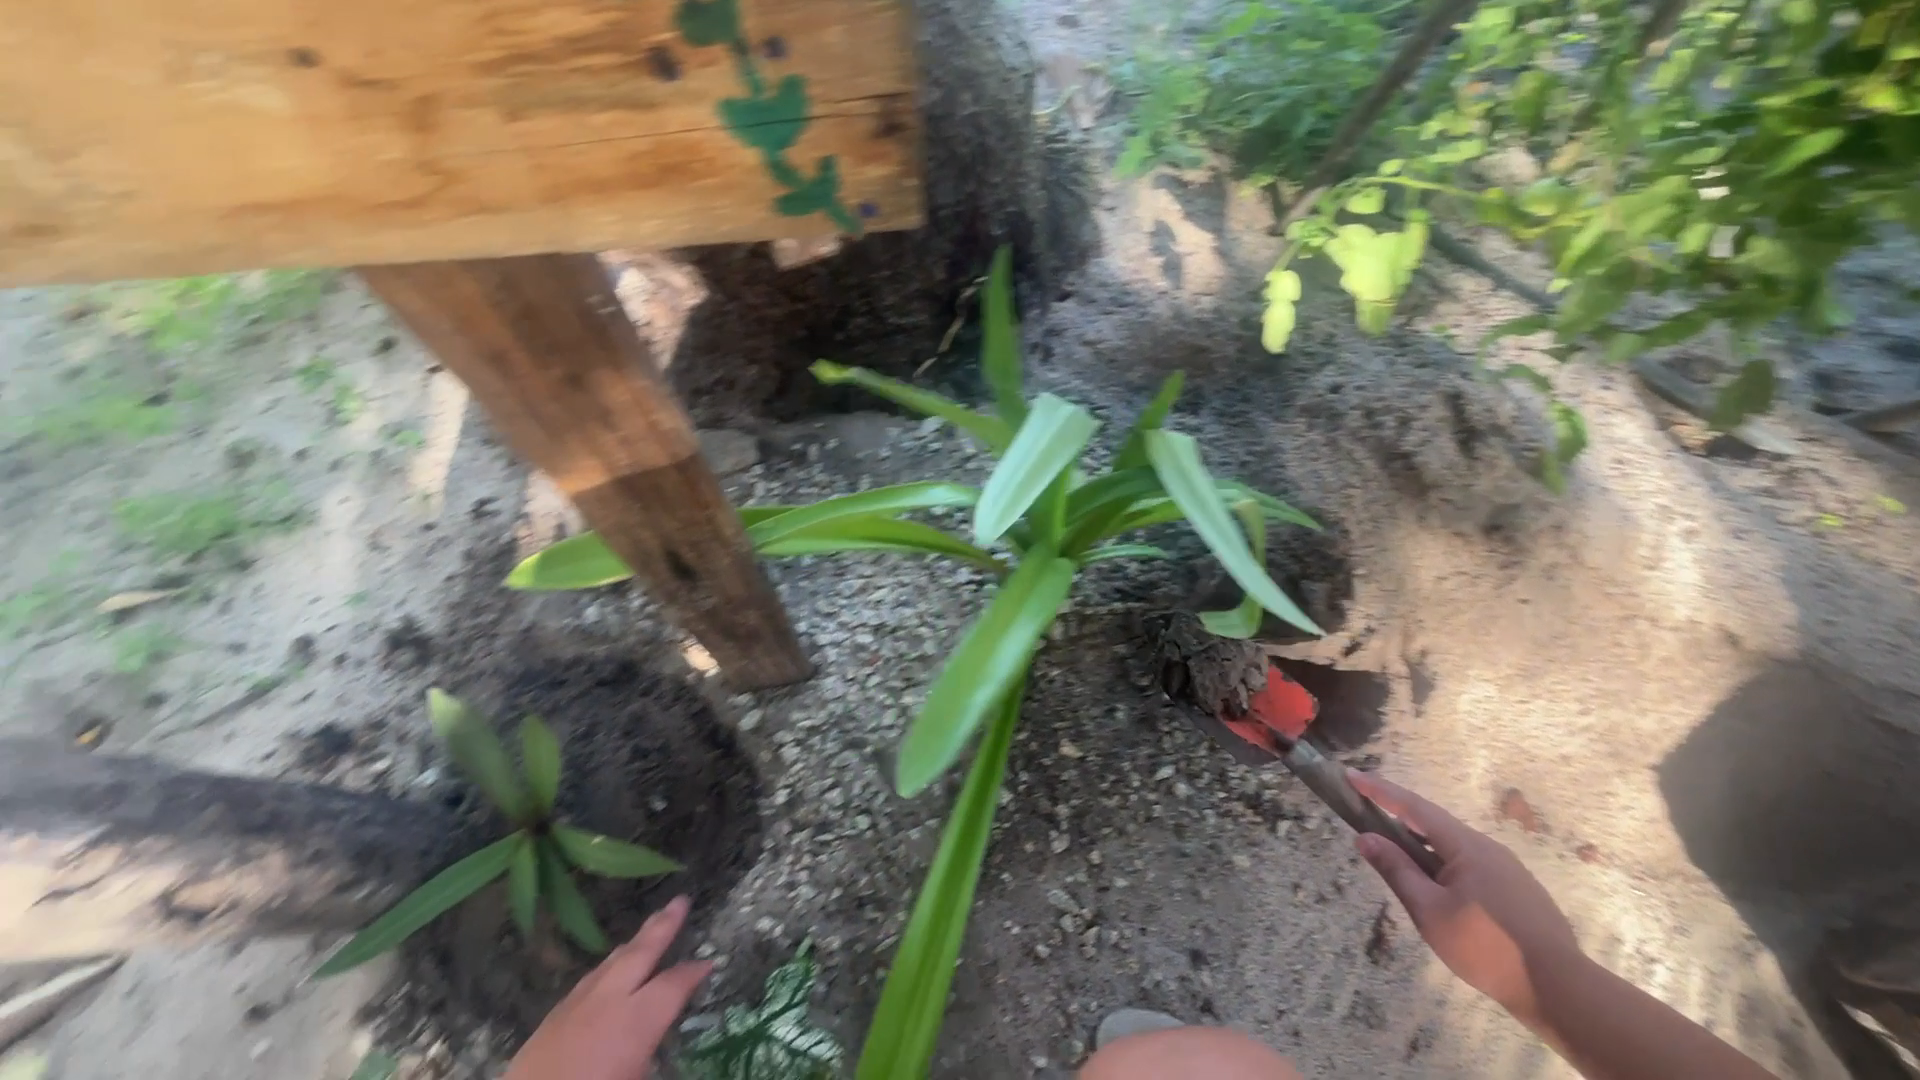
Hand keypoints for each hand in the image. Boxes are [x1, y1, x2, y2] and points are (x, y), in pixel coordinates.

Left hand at [504, 895, 712, 1079]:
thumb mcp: (634, 1077)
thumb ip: (649, 1054)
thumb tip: (652, 1045)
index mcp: (635, 1021)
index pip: (673, 985)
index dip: (693, 973)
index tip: (709, 963)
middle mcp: (607, 1002)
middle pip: (639, 953)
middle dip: (662, 926)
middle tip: (680, 901)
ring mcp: (575, 1006)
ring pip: (610, 963)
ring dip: (633, 943)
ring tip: (649, 928)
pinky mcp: (550, 1019)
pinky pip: (588, 980)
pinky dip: (607, 968)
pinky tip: (607, 972)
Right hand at [1348, 770, 1581, 1024]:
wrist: (1561, 989)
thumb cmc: (1486, 947)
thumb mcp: (1429, 911)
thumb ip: (1396, 870)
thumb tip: (1365, 837)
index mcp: (1466, 846)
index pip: (1414, 808)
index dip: (1380, 791)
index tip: (1351, 775)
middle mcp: (1489, 848)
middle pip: (1435, 824)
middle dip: (1399, 818)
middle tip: (1367, 818)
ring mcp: (1508, 870)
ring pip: (1453, 848)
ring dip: (1421, 846)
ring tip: (1399, 862)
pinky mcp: (1518, 892)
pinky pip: (1470, 865)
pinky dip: (1443, 864)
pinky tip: (1438, 890)